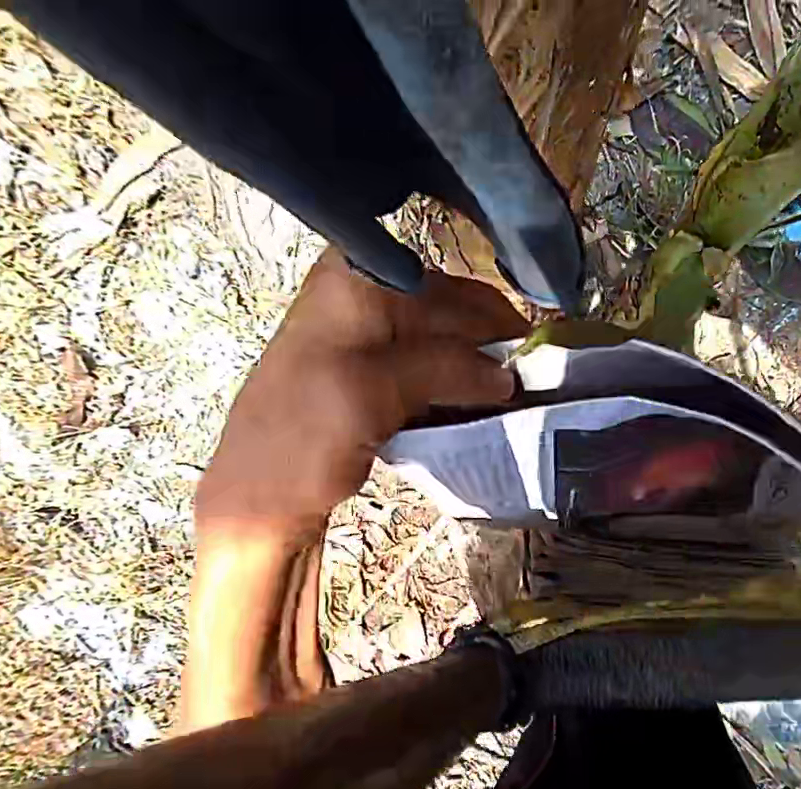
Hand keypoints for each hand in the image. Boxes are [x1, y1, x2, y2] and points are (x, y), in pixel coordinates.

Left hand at [194, 249, 525, 539]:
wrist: (261, 496)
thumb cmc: (302, 439)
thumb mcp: (371, 391)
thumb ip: (442, 369)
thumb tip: (508, 375)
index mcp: (356, 280)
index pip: (449, 292)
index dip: (497, 323)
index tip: (539, 358)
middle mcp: (365, 292)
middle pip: (452, 313)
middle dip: (493, 349)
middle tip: (534, 385)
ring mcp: (370, 334)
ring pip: (447, 342)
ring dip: (481, 370)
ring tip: (515, 400)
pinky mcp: (376, 371)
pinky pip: (432, 368)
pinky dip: (459, 386)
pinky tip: (481, 405)